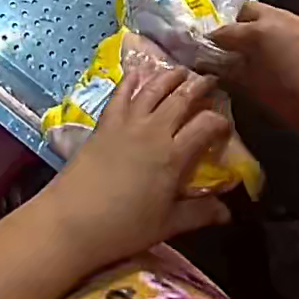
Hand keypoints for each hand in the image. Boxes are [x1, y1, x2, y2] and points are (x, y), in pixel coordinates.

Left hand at [39, 66, 233, 266]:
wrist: (70, 221)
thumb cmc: (122, 227)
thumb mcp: (167, 224)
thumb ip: (199, 213)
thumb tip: (227, 212)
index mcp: (173, 155)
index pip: (206, 125)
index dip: (220, 121)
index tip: (226, 125)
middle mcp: (154, 130)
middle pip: (183, 97)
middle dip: (201, 86)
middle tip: (211, 80)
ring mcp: (128, 122)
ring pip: (155, 88)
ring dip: (171, 76)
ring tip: (182, 71)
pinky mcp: (106, 122)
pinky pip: (122, 93)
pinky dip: (132, 79)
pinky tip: (139, 71)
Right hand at [210, 2, 298, 147]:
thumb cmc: (295, 103)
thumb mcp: (257, 89)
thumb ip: (235, 71)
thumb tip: (220, 64)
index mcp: (258, 31)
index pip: (225, 30)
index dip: (212, 41)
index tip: (205, 52)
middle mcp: (277, 18)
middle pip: (247, 12)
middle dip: (236, 26)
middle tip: (229, 49)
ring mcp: (298, 21)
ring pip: (268, 16)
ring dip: (256, 29)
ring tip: (251, 53)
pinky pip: (285, 25)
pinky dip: (274, 34)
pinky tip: (274, 55)